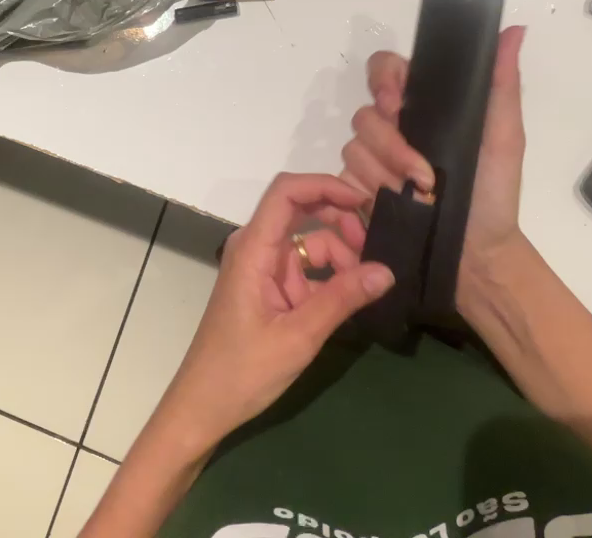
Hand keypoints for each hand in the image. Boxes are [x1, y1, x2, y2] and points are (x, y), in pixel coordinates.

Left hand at [147, 173, 395, 454]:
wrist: (205, 406)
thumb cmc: (243, 370)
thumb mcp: (299, 336)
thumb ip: (342, 299)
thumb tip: (387, 271)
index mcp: (253, 248)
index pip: (286, 192)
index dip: (324, 185)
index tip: (363, 201)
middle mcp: (256, 247)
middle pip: (301, 210)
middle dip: (340, 219)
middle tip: (373, 247)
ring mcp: (263, 267)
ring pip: (309, 241)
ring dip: (340, 254)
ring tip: (367, 283)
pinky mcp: (270, 288)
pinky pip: (305, 267)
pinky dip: (330, 276)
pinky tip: (352, 296)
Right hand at [339, 26, 528, 307]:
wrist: (477, 256)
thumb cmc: (494, 194)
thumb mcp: (504, 137)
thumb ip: (501, 83)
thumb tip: (513, 31)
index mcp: (424, 106)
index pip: (385, 69)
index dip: (383, 79)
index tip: (398, 102)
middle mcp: (392, 127)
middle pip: (365, 112)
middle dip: (392, 143)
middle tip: (422, 171)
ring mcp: (372, 159)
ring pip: (354, 146)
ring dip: (387, 172)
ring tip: (420, 196)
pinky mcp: (357, 189)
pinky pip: (346, 176)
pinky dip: (370, 189)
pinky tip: (393, 203)